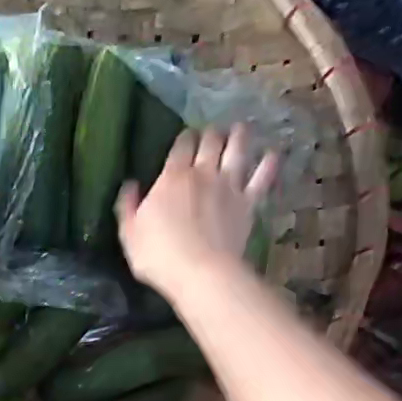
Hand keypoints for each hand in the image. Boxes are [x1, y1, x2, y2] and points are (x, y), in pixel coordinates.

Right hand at [116, 126, 279, 297]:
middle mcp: (203, 173)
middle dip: (210, 133)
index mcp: (172, 177)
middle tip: (211, 132)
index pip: (181, 145)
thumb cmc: (158, 254)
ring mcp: (229, 186)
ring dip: (239, 136)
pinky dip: (268, 165)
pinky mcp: (248, 202)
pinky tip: (272, 155)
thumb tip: (130, 185)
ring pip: (238, 150)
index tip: (185, 136)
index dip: (184, 137)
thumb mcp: (129, 233)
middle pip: (211, 142)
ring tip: (240, 128)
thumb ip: (128, 205)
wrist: (200, 272)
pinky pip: (262, 178)